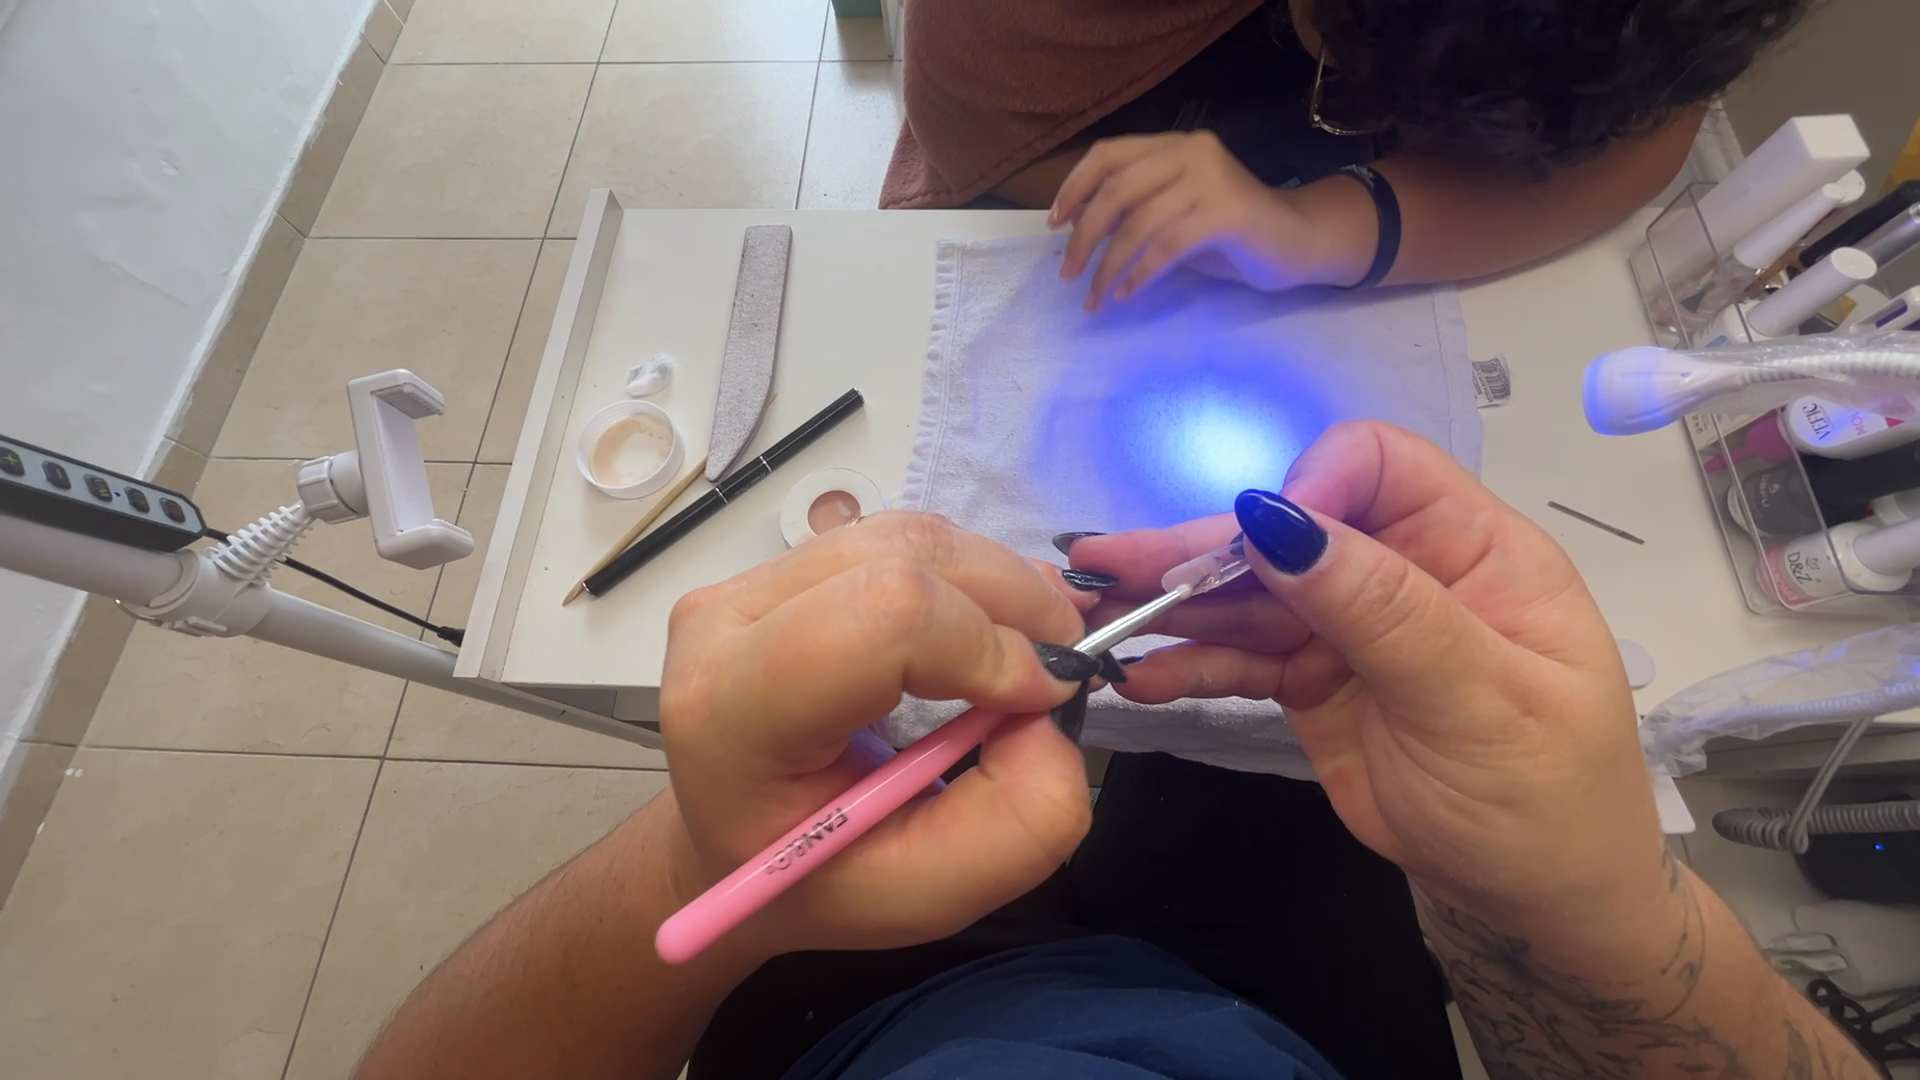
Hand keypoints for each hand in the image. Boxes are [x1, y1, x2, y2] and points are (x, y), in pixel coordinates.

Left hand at [658, 512, 1097, 960]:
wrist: (734, 831)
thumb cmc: (813, 878)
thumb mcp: (923, 893)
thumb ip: (1016, 822)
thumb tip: (1053, 707)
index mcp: (733, 713)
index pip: (879, 619)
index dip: (983, 643)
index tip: (1045, 695)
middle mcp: (725, 620)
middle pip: (901, 555)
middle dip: (1011, 598)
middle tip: (1066, 657)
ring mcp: (748, 580)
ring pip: (906, 534)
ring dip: (996, 579)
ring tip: (1037, 637)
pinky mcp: (782, 566)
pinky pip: (895, 538)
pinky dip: (966, 571)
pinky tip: (990, 617)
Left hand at [1051, 131, 1350, 310]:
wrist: (1293, 243)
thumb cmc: (1225, 235)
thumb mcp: (1169, 216)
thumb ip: (1131, 211)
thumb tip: (1074, 225)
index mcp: (1172, 146)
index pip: (1109, 154)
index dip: (1075, 186)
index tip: (1053, 224)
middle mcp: (1190, 152)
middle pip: (1117, 191)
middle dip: (1083, 237)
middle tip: (1066, 274)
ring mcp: (1211, 179)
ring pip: (1139, 224)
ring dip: (1107, 268)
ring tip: (1093, 300)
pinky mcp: (1227, 214)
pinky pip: (1168, 247)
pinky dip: (1140, 275)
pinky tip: (1125, 296)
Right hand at [1069, 422, 1669, 915]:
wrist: (1525, 898)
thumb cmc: (1540, 801)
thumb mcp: (1476, 702)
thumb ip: (1379, 607)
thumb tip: (1275, 520)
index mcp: (1466, 548)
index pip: (1377, 467)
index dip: (1310, 484)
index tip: (1253, 539)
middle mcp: (1392, 570)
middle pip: (1280, 534)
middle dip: (1192, 549)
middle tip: (1102, 563)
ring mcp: (1339, 624)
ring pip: (1242, 596)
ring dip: (1170, 607)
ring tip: (1099, 616)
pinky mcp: (1301, 674)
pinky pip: (1235, 657)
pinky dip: (1187, 665)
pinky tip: (1143, 677)